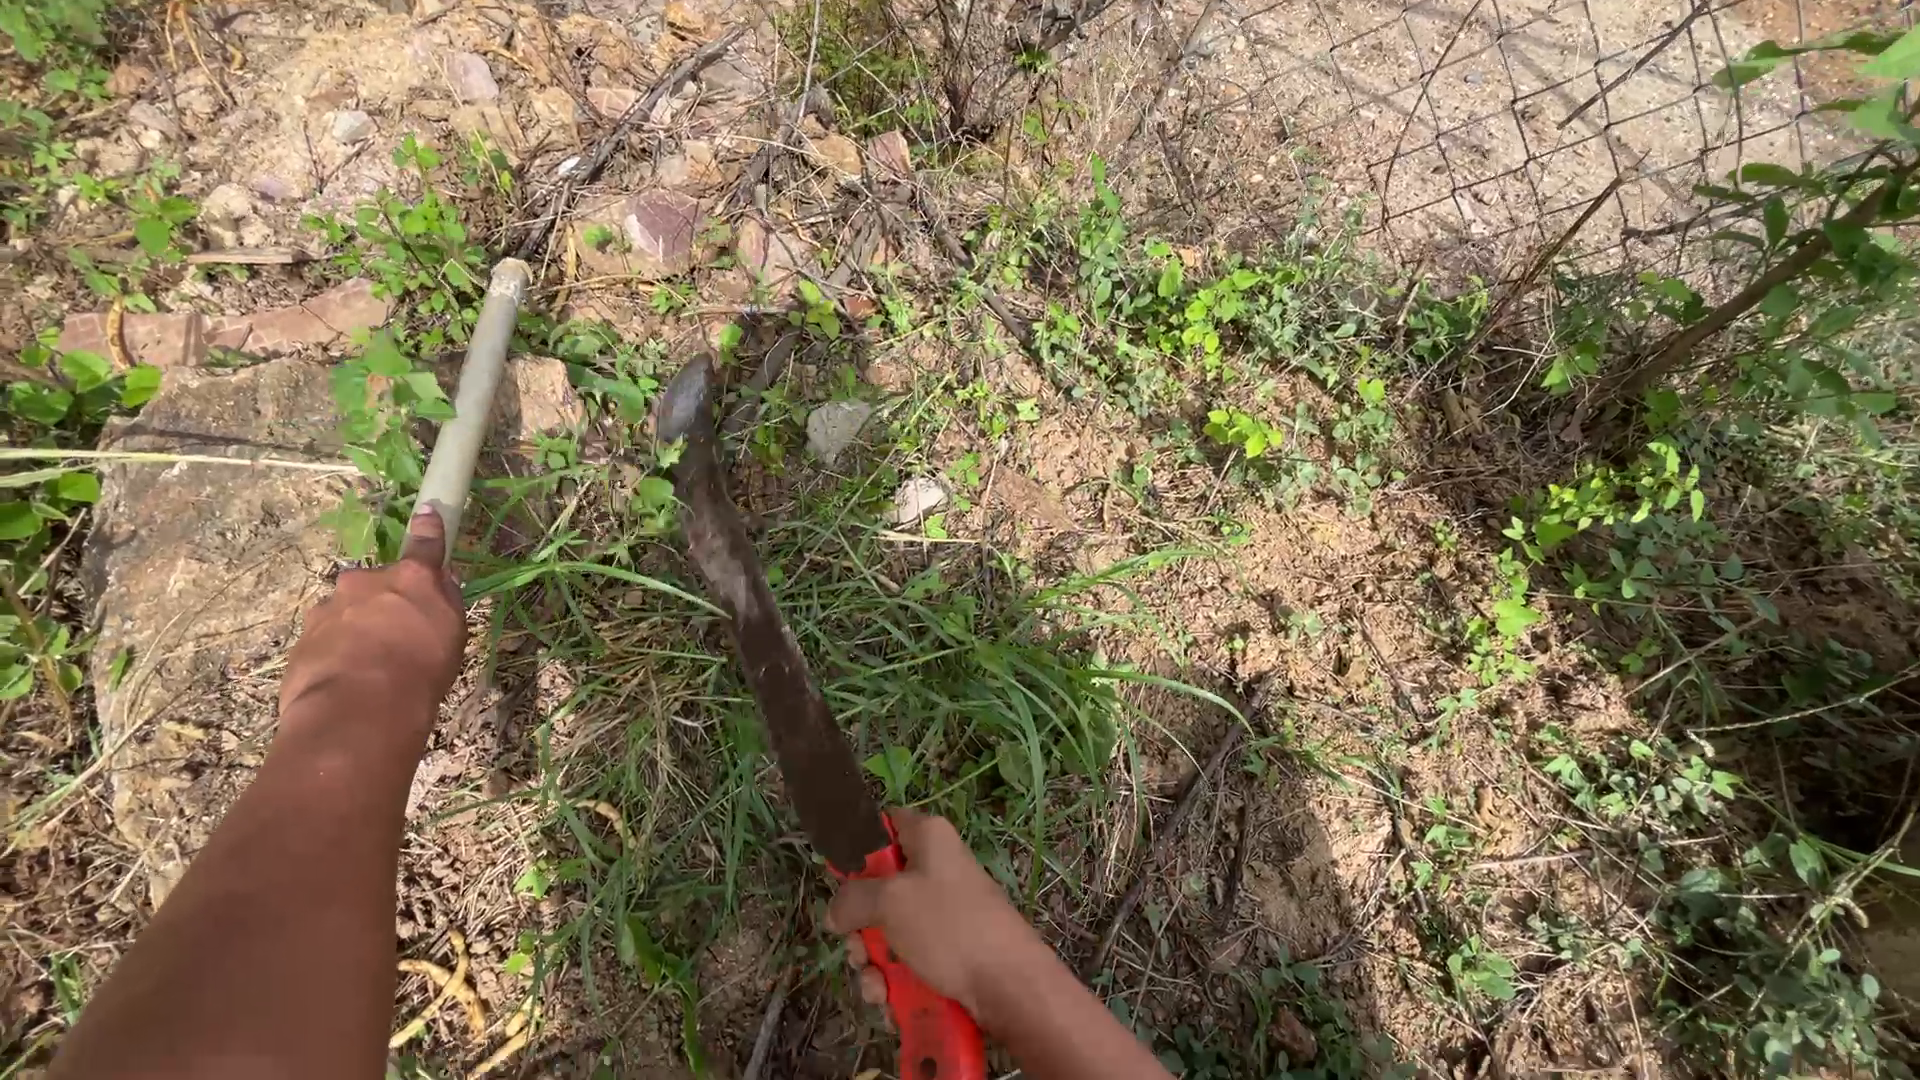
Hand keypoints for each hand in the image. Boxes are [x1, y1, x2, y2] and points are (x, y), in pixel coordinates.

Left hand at [278, 507, 465, 734]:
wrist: (358, 707)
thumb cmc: (421, 667)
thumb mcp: (453, 632)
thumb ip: (445, 602)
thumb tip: (440, 583)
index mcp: (411, 577)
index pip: (425, 545)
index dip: (430, 529)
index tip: (429, 511)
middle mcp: (365, 582)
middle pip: (378, 584)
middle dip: (385, 599)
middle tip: (400, 632)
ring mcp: (328, 608)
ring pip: (349, 611)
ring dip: (360, 626)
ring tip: (372, 663)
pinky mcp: (303, 637)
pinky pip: (327, 637)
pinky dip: (339, 650)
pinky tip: (352, 677)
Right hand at [826, 808, 1051, 1030]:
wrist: (1009, 985)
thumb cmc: (950, 926)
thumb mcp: (891, 901)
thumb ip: (853, 899)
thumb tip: (835, 911)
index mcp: (928, 837)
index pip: (883, 824)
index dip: (858, 847)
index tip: (839, 878)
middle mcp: (935, 867)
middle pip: (879, 887)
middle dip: (861, 926)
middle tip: (859, 949)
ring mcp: (941, 911)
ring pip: (889, 930)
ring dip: (874, 963)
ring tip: (879, 986)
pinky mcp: (947, 949)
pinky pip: (907, 959)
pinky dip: (895, 981)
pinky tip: (892, 1002)